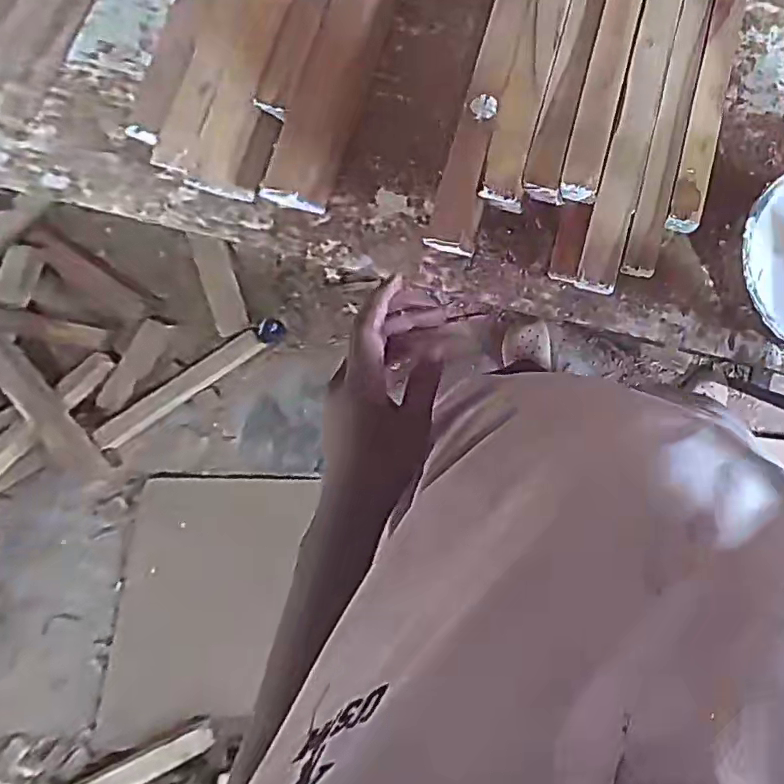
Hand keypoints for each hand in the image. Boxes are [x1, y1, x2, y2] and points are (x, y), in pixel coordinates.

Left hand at [323, 278, 459, 510]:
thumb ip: (425, 380)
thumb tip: (436, 349)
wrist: (352, 505)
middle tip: (440, 313)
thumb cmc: (385, 464)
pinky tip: (416, 361)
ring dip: (402, 340)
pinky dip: (393, 359)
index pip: (368, 325)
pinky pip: (369, 369)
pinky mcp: (346, 407)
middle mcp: (345, 380)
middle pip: (372, 335)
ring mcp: (342, 393)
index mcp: (360, 378)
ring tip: (437, 335)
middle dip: (405, 318)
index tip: (402, 278)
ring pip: (372, 352)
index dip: (384, 298)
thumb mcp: (414, 420)